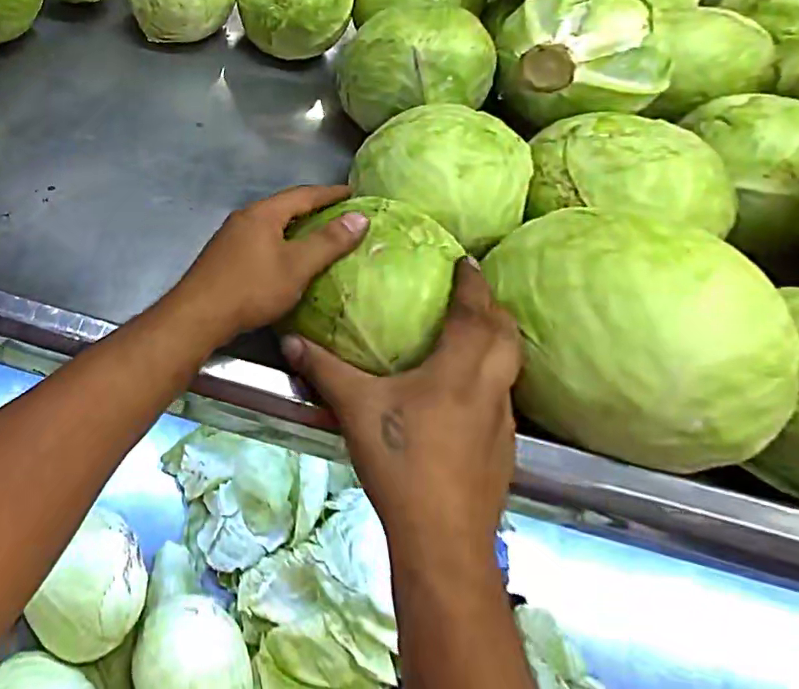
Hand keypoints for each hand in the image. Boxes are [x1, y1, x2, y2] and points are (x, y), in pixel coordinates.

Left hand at [161, 185, 368, 347]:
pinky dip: (281, 240)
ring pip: (271, 223)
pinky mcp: (225, 254)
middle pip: (285, 205)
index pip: (303, 194)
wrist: (199, 314)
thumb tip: (359, 216)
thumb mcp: (297, 266)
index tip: (354, 193)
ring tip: (321, 234)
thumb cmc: (251, 288)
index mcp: (263, 213)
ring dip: (296, 225)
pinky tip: (289, 257)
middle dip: (314, 207)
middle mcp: (245, 217)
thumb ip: (328, 241)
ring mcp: (231, 235)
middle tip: (341, 213)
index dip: (331, 193)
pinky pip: (261, 238)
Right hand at [281, 261, 521, 549]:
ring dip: (498, 342)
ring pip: (509, 367)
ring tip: (475, 332)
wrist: (442, 537)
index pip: (475, 314)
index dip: (473, 284)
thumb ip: (323, 369)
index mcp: (459, 371)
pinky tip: (466, 392)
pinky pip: (503, 396)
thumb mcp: (355, 408)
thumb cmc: (401, 461)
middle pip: (506, 336)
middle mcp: (489, 389)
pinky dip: (492, 376)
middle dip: (494, 308)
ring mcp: (502, 422)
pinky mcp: (503, 449)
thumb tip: (289, 340)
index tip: (467, 261)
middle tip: (474, 291)